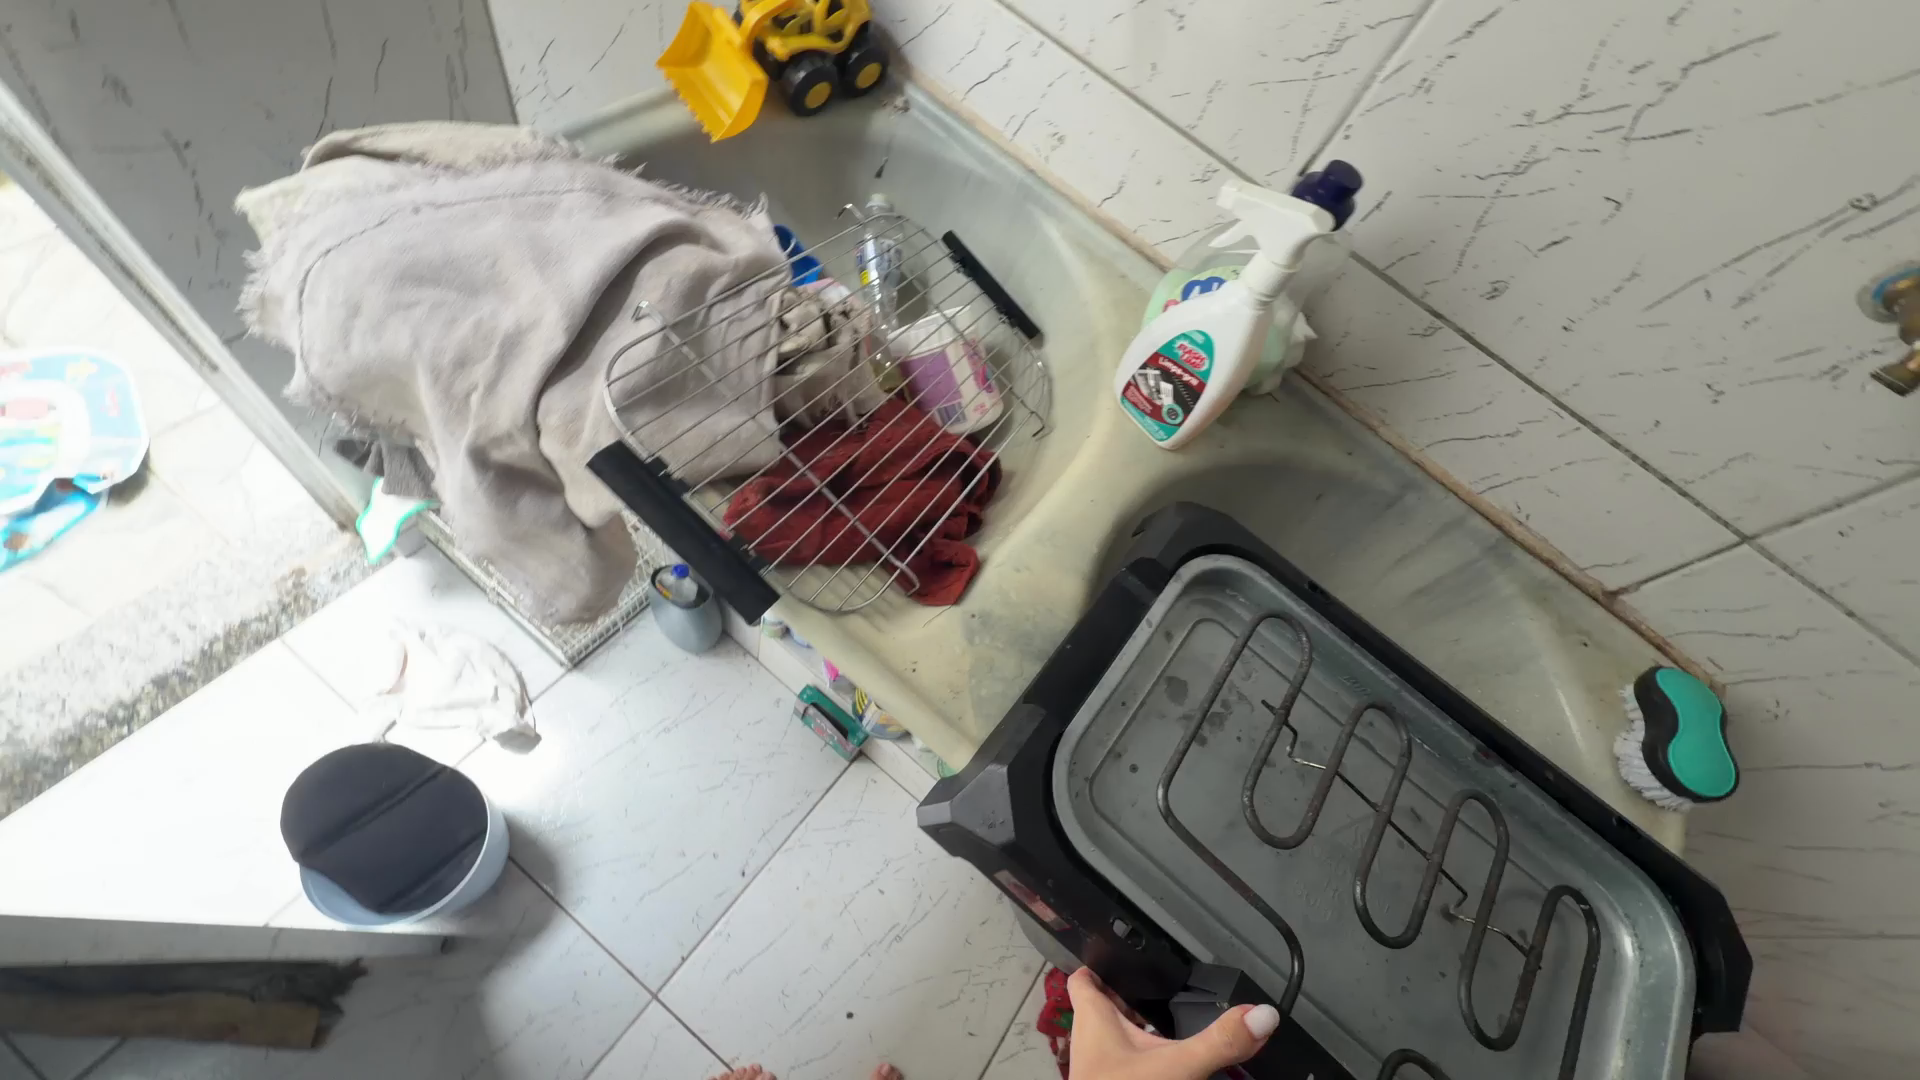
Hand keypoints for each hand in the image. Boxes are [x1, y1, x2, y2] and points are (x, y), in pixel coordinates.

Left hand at [1065, 968, 1279, 1079]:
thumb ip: (1219, 1042)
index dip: (1100, 963)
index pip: (1083, 977)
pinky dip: (1142, 1061)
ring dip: (1137, 1030)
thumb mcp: (1177, 1068)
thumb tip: (1263, 1014)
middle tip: (1161, 987)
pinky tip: (1168, 1065)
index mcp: (1093, 1019)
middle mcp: (1090, 1041)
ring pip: (1114, 1039)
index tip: (1123, 954)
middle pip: (1103, 1006)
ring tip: (1169, 1019)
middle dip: (1131, 997)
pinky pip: (1125, 1066)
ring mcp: (1098, 1070)